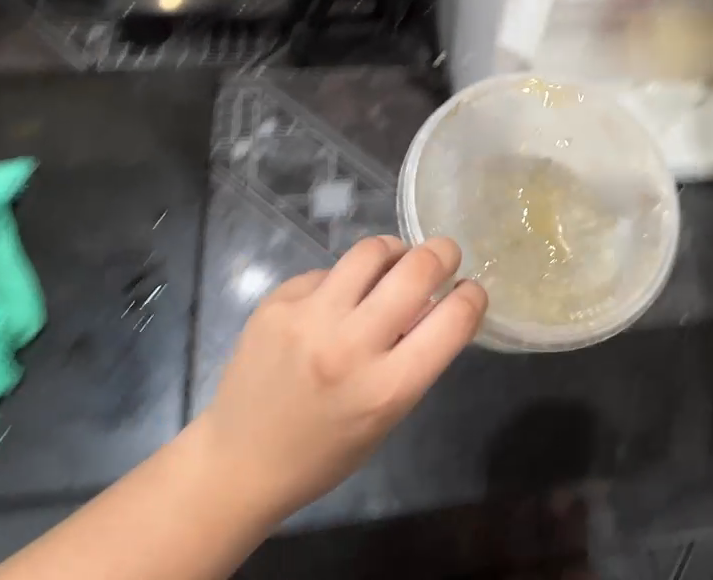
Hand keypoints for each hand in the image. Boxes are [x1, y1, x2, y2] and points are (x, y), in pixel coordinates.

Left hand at [196, 235, 487, 516]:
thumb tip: (435, 302)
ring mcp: (309, 318)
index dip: (472, 296)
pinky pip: (328, 271)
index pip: (453, 319)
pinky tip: (336, 301)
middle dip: (442, 254)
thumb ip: (415, 358)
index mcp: (388, 388)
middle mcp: (350, 346)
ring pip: (371, 251)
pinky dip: (343, 280)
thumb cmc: (325, 451)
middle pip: (416, 270)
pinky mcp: (277, 301)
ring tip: (394, 262)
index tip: (471, 290)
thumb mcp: (387, 417)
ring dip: (394, 252)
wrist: (240, 462)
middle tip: (445, 255)